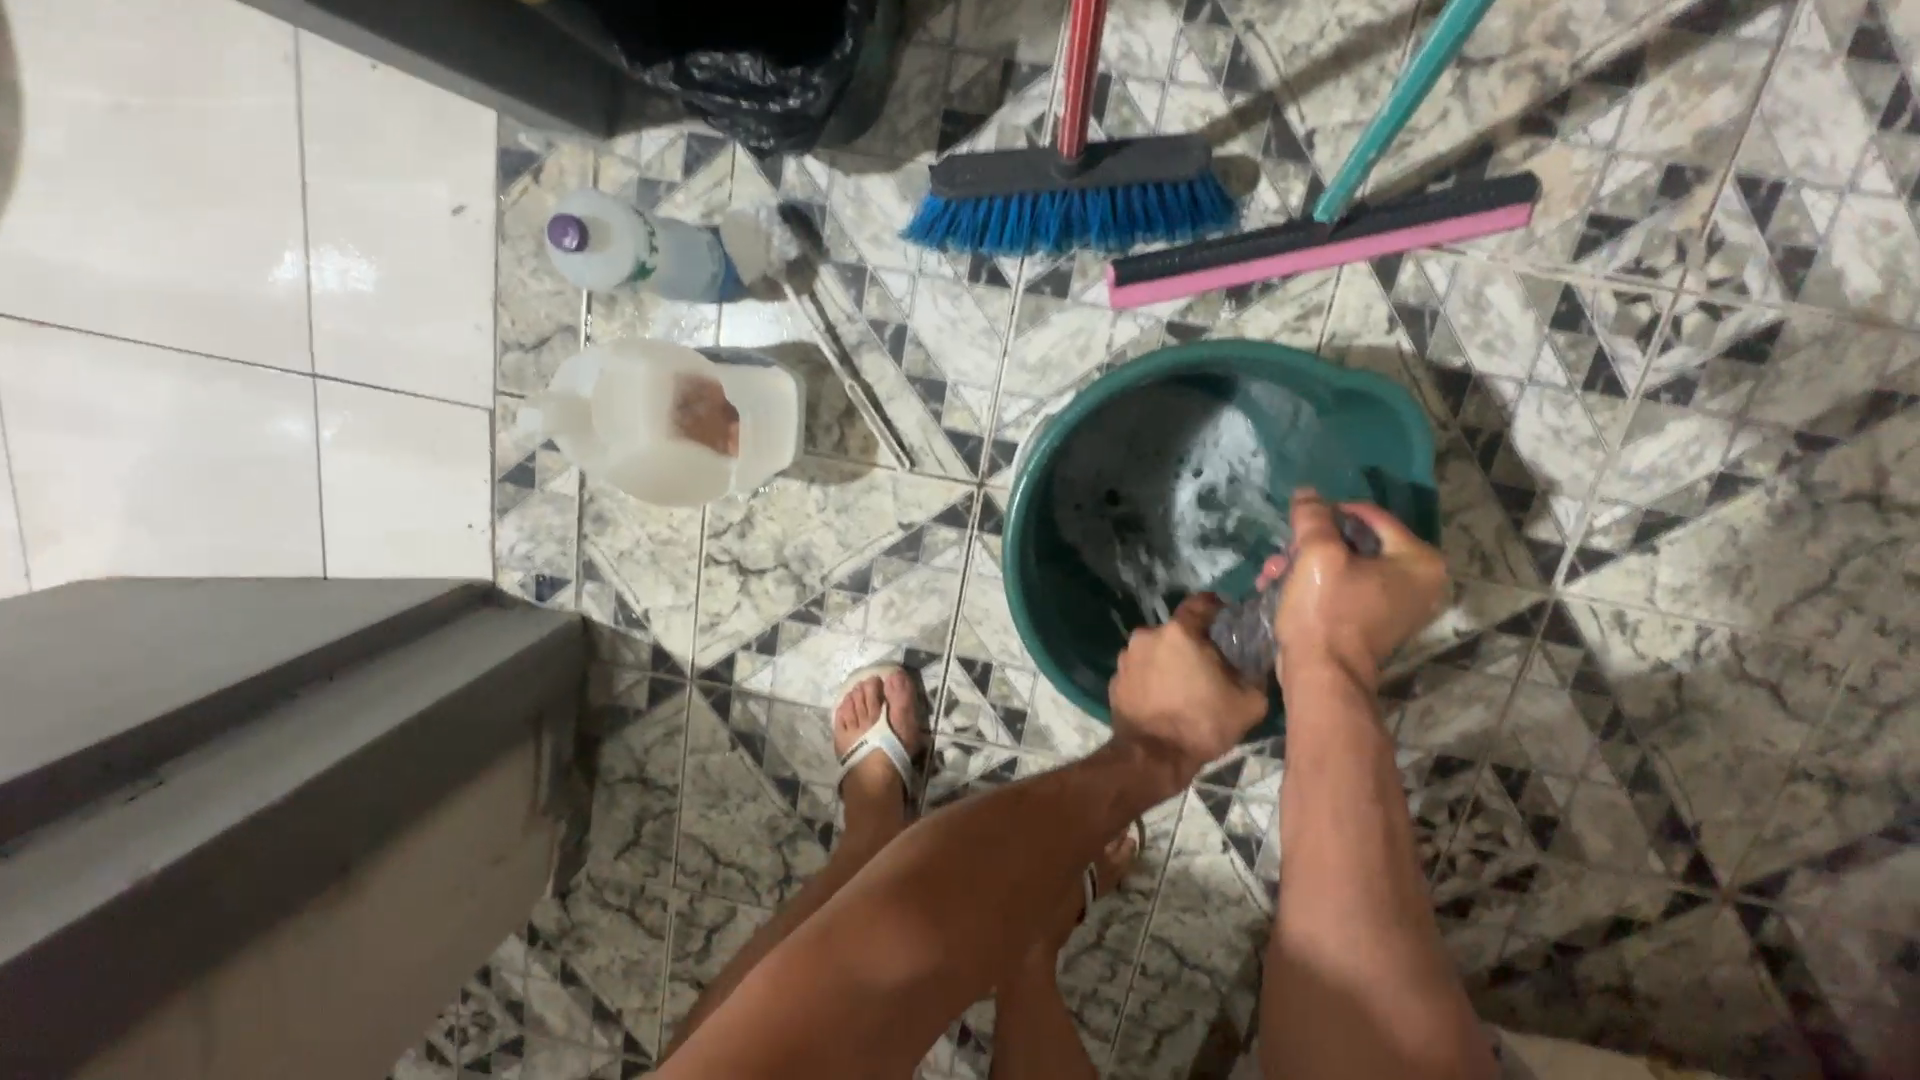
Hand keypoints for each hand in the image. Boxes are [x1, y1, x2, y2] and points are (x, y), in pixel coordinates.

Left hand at [1108, 593, 1268, 784]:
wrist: (1152, 757)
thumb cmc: (1202, 724)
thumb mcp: (1249, 702)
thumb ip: (1256, 673)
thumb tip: (1256, 662)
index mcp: (1179, 632)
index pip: (1200, 604)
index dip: (1216, 608)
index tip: (1227, 619)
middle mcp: (1147, 635)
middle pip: (1176, 631)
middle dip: (1192, 643)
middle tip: (1209, 665)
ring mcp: (1126, 657)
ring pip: (1156, 650)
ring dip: (1169, 661)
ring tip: (1185, 686)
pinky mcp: (1114, 679)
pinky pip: (1140, 670)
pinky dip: (1152, 678)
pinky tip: (1164, 699)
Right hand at [1258, 489, 1448, 691]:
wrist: (1322, 676)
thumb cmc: (1326, 612)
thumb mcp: (1316, 554)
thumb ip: (1313, 516)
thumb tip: (1307, 492)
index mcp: (1420, 560)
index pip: (1371, 516)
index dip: (1330, 513)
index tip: (1298, 521)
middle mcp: (1421, 581)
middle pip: (1357, 542)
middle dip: (1311, 545)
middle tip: (1282, 554)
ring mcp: (1399, 604)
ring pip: (1346, 564)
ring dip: (1305, 564)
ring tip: (1273, 573)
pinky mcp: (1375, 621)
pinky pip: (1346, 586)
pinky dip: (1316, 584)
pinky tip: (1281, 587)